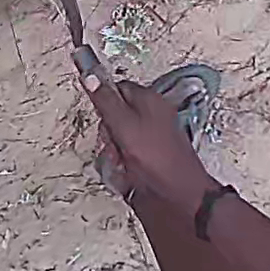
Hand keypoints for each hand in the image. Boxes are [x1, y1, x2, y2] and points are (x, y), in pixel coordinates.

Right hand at [83, 73, 217, 213]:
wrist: (179, 195)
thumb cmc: (158, 159)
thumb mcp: (123, 125)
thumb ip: (105, 100)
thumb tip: (90, 76)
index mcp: (148, 99)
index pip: (116, 88)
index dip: (104, 102)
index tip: (101, 116)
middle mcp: (152, 114)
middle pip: (115, 114)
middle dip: (108, 131)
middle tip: (114, 143)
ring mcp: (152, 135)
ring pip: (119, 136)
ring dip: (113, 150)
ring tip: (121, 161)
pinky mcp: (151, 154)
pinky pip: (127, 152)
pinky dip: (122, 162)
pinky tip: (126, 171)